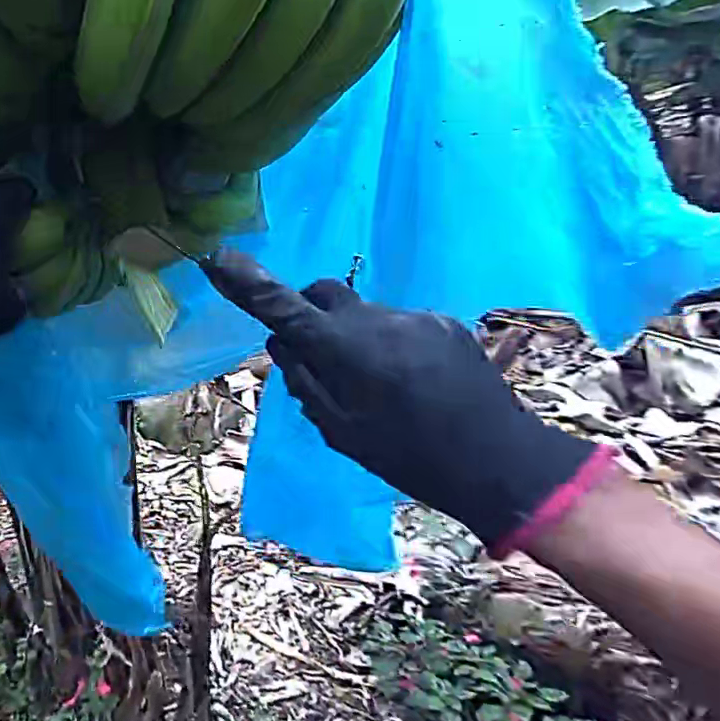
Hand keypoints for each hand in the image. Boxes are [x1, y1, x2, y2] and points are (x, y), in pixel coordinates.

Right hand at [205, 249, 600, 550]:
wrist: (502, 463)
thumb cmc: (406, 455)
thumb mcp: (337, 428)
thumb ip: (303, 378)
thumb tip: (282, 341)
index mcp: (344, 351)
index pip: (281, 307)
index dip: (246, 282)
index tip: (217, 257)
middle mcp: (375, 320)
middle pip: (321, 293)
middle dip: (308, 314)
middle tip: (316, 356)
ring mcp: (414, 317)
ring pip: (359, 311)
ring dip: (351, 334)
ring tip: (376, 381)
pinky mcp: (443, 321)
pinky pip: (395, 321)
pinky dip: (386, 341)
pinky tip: (409, 378)